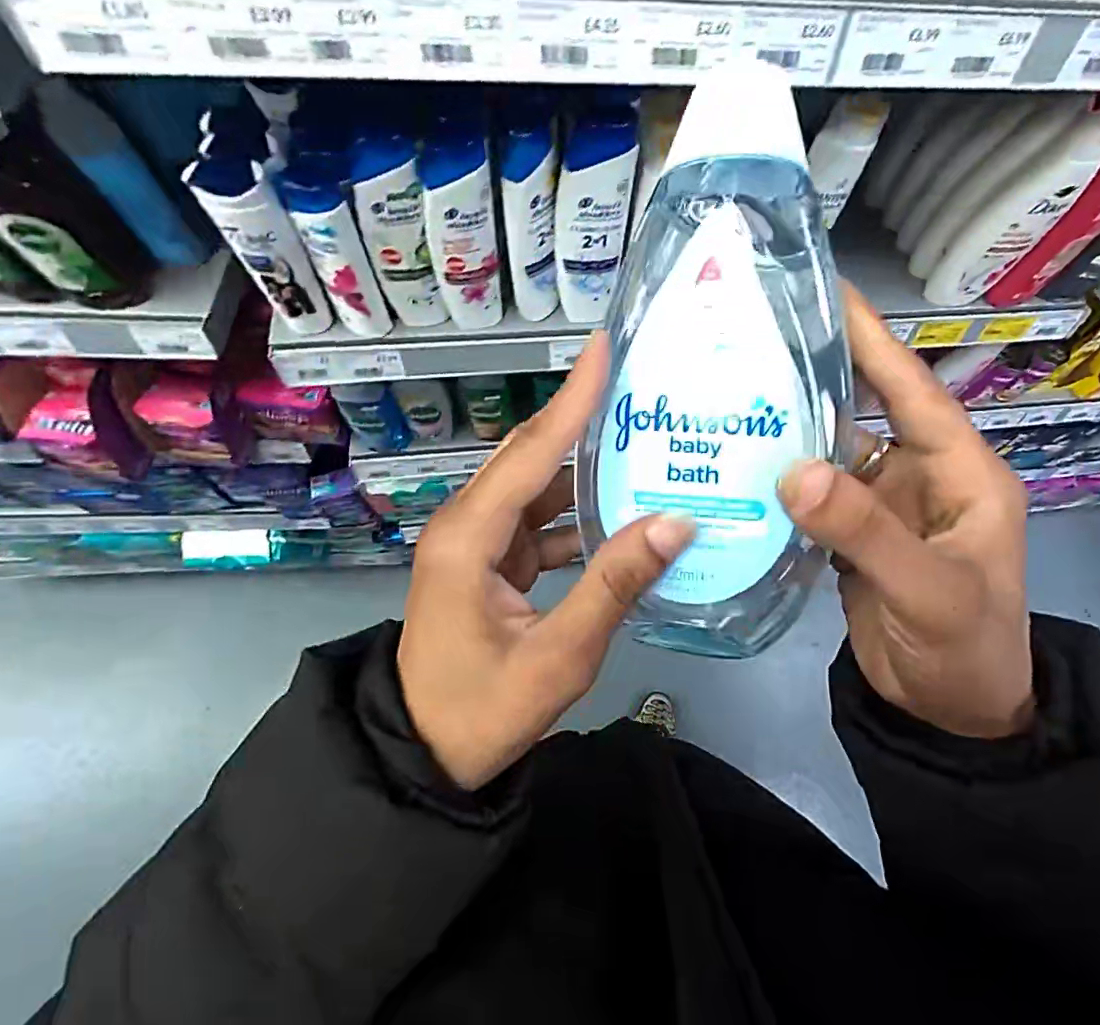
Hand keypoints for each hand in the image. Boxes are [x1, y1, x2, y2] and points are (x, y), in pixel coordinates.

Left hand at [399, 333, 695, 789]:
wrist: (422, 753)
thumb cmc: (481, 710)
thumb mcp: (559, 655)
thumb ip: (615, 584)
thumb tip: (677, 522)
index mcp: (469, 536)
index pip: (531, 451)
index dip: (572, 397)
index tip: (605, 346)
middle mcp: (466, 525)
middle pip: (530, 458)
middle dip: (582, 420)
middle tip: (638, 387)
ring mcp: (475, 544)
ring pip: (536, 491)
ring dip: (585, 471)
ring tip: (644, 443)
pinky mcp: (486, 564)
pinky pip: (536, 524)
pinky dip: (575, 517)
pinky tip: (622, 517)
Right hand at [777, 284, 1033, 738]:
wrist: (951, 716)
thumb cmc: (964, 650)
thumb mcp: (928, 591)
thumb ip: (865, 532)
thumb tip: (793, 469)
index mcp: (961, 473)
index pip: (914, 391)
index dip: (874, 341)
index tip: (829, 293)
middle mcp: (920, 478)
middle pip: (866, 413)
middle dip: (820, 374)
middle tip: (758, 340)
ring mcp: (882, 508)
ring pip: (832, 454)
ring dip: (789, 430)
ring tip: (731, 397)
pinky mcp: (852, 537)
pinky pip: (813, 496)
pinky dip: (779, 482)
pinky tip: (737, 466)